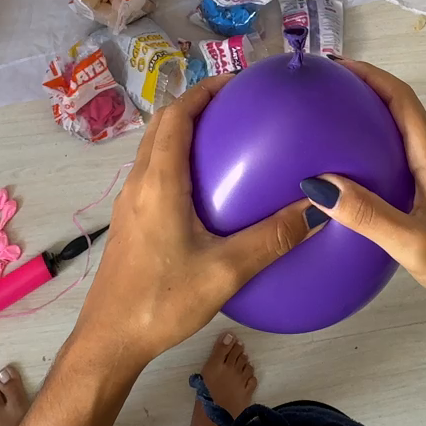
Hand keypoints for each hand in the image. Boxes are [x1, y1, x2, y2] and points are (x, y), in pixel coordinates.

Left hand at [70, 75, 319, 365]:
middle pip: (162, 124)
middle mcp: (140, 182)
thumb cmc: (161, 302)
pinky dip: (178, 157)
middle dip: (195, 104)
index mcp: (159, 181)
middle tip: (234, 103)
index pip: (176, 116)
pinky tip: (208, 187)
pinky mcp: (130, 221)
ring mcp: (130, 202)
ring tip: (224, 135)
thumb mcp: (224, 272)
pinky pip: (153, 171)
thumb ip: (272, 238)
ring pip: (154, 146)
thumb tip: (318, 207)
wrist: (108, 343)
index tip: (235, 83)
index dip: (202, 91)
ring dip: (183, 129)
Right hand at [304, 60, 425, 314]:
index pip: (401, 98)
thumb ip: (368, 214)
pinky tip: (349, 163)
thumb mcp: (411, 241)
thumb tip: (318, 184)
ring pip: (398, 127)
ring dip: (369, 112)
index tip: (337, 65)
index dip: (372, 74)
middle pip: (398, 104)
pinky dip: (371, 142)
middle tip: (327, 85)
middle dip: (365, 86)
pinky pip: (396, 151)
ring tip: (331, 114)